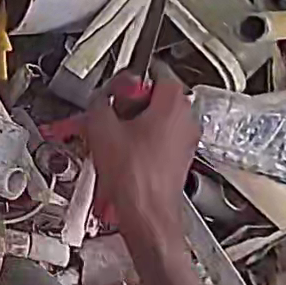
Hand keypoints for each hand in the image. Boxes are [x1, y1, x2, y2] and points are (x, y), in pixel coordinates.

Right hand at [86, 68, 199, 241]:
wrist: (146, 212)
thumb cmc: (133, 175)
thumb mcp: (101, 128)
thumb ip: (100, 103)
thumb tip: (100, 99)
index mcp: (173, 105)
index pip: (157, 72)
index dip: (131, 78)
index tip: (117, 86)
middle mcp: (185, 120)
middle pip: (155, 97)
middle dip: (128, 103)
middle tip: (109, 112)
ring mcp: (184, 141)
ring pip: (155, 119)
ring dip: (131, 122)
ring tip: (109, 135)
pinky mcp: (178, 158)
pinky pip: (156, 139)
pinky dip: (138, 140)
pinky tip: (117, 153)